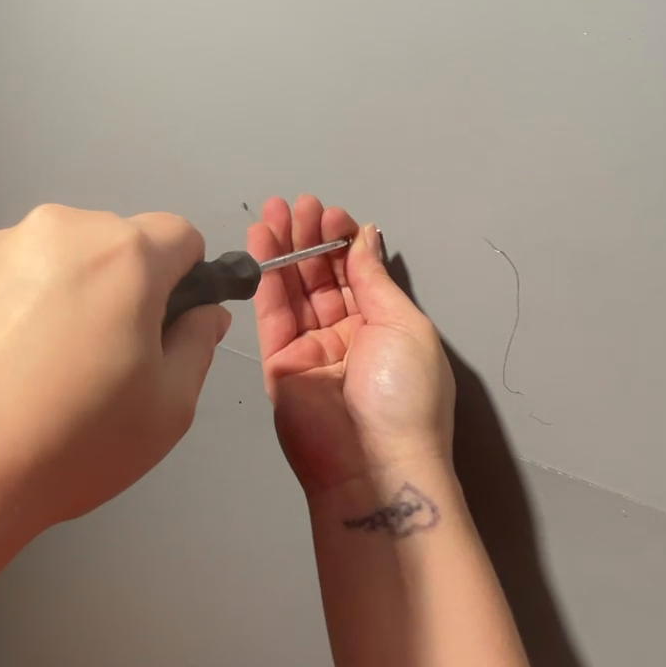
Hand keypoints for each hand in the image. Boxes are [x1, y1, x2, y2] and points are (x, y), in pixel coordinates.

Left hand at [0, 204, 230, 531]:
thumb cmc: (71, 442)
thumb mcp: (168, 408)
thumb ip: (199, 345)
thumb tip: (204, 315)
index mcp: (123, 253)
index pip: (181, 235)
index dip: (187, 281)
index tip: (166, 330)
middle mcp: (61, 229)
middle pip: (119, 243)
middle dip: (128, 288)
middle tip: (109, 362)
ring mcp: (0, 246)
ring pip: (65, 258)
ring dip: (74, 293)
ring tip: (49, 370)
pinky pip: (18, 274)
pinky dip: (27, 304)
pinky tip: (8, 365)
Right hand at [247, 196, 453, 497]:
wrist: (371, 463)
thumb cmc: (404, 395)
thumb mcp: (404, 326)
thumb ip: (374, 279)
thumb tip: (366, 236)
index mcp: (385, 328)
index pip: (358, 275)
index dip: (343, 242)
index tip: (331, 213)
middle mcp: (346, 335)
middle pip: (323, 278)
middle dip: (310, 239)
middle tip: (298, 204)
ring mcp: (310, 349)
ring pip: (294, 290)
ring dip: (285, 249)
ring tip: (275, 211)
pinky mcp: (279, 363)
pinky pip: (272, 313)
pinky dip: (265, 277)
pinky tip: (260, 243)